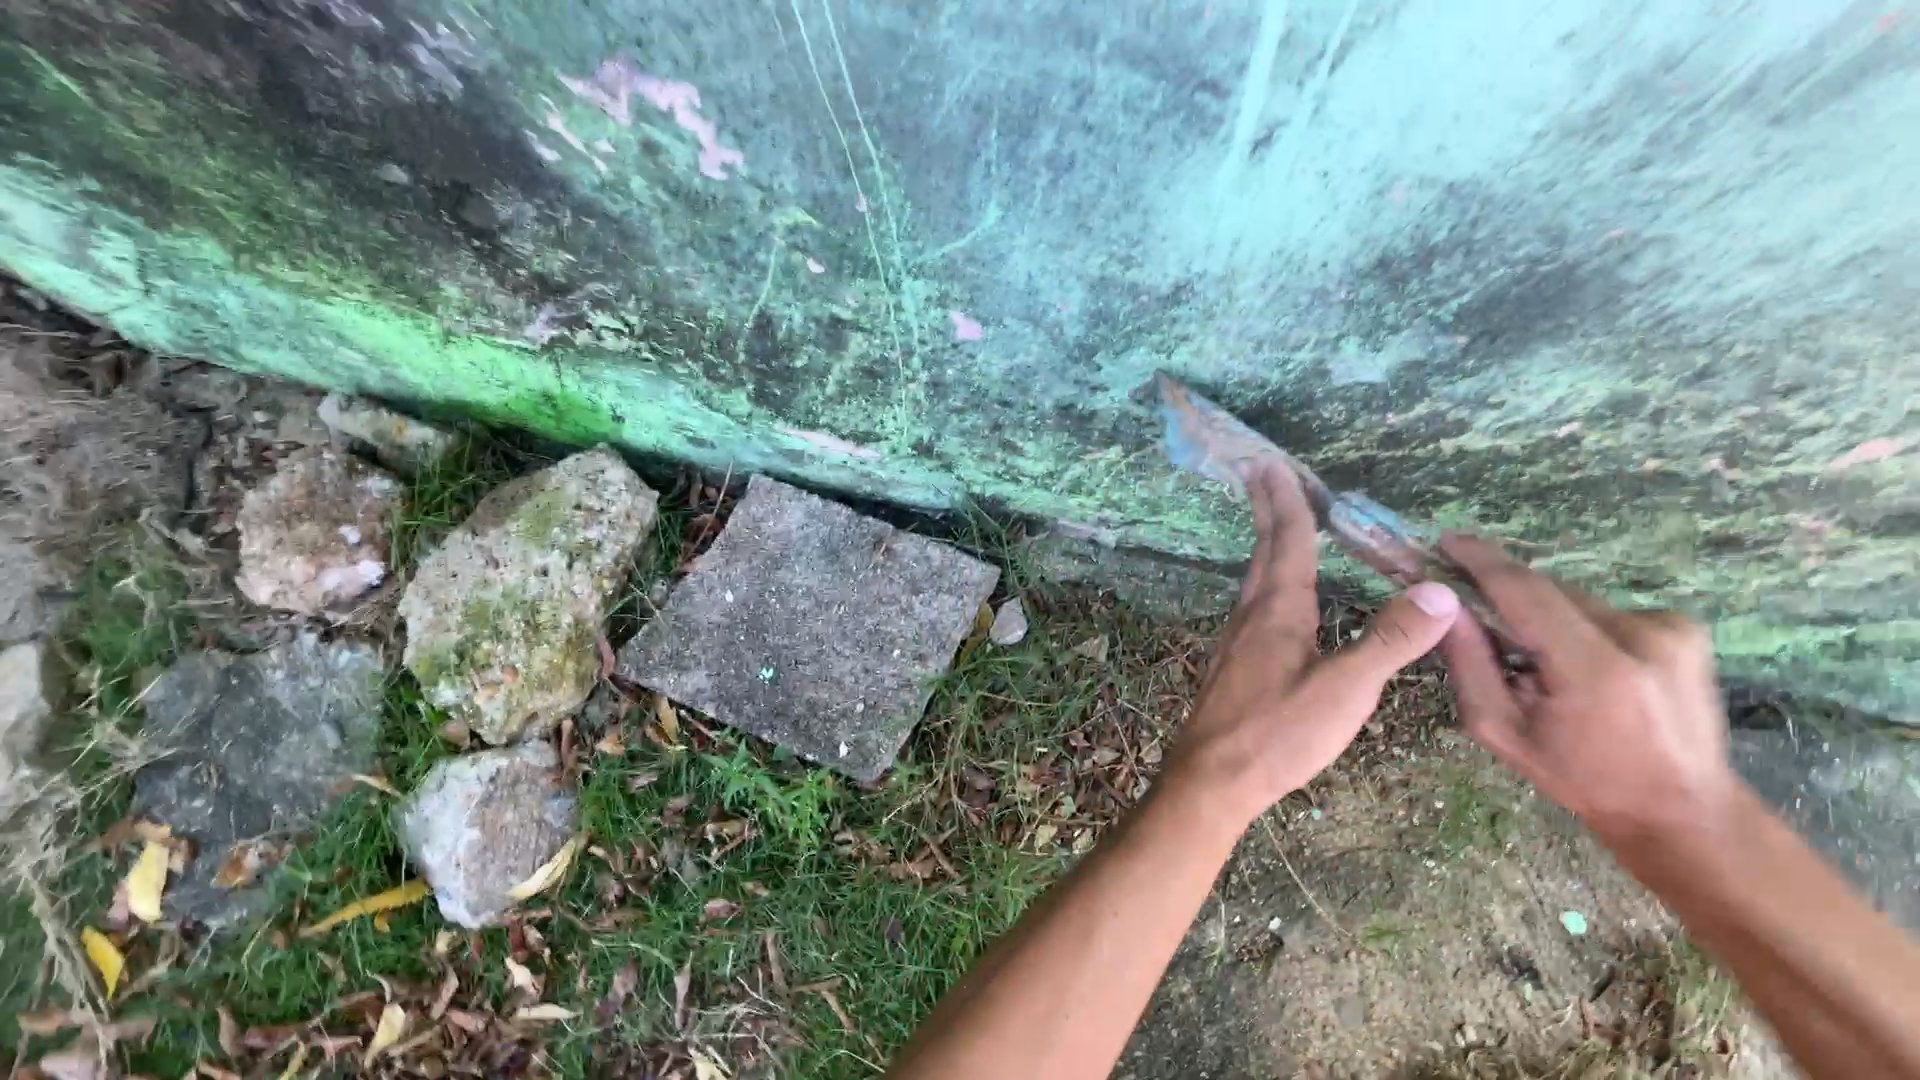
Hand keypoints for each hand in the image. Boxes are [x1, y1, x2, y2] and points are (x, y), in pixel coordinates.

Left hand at [1163, 463, 1461, 824]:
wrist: (1211, 777)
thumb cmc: (1278, 733)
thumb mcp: (1345, 690)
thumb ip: (1391, 642)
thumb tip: (1439, 590)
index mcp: (1278, 611)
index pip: (1288, 541)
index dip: (1287, 501)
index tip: (1273, 464)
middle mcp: (1251, 615)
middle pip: (1264, 550)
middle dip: (1268, 509)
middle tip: (1263, 473)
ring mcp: (1236, 640)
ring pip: (1253, 577)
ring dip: (1266, 543)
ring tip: (1275, 525)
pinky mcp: (1232, 664)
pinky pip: (1252, 604)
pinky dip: (1265, 580)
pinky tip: (1271, 599)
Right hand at [1437, 534, 1739, 849]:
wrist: (1683, 808)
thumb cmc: (1579, 776)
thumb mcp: (1501, 729)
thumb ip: (1469, 663)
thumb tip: (1444, 606)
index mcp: (1594, 669)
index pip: (1526, 591)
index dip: (1481, 561)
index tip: (1447, 541)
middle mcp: (1641, 635)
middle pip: (1548, 591)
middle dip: (1506, 597)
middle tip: (1473, 617)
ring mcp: (1671, 628)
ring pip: (1575, 599)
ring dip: (1543, 615)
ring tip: (1537, 661)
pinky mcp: (1684, 627)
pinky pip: (1605, 609)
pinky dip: (1578, 625)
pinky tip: (1582, 665)